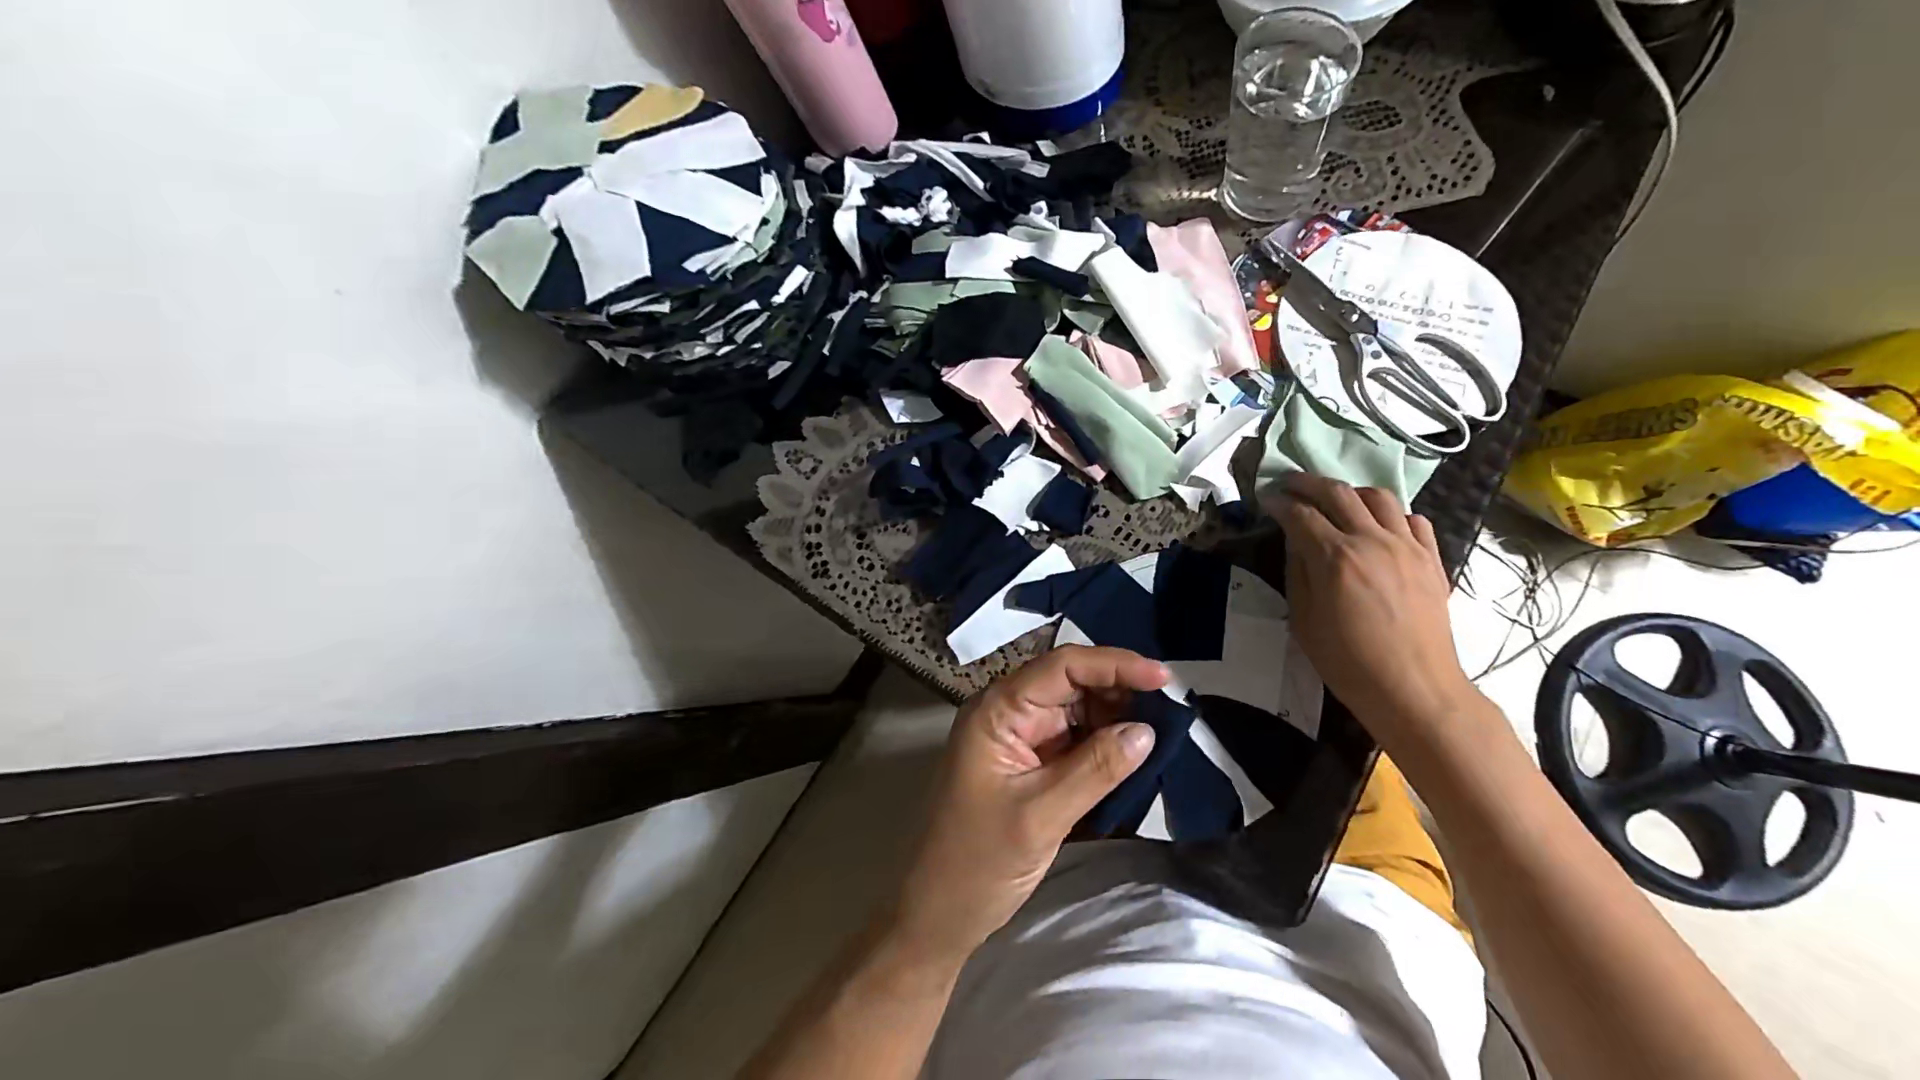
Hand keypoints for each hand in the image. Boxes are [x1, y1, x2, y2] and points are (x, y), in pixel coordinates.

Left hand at [885, 646, 1166, 962]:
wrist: (936, 914)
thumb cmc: (977, 862)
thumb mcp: (1040, 816)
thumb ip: (1095, 769)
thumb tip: (1146, 730)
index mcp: (996, 711)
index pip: (1060, 668)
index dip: (1113, 665)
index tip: (1164, 678)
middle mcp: (1007, 714)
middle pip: (1071, 683)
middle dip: (1120, 690)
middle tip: (1171, 710)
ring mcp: (1019, 740)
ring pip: (1077, 712)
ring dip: (1116, 718)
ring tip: (1163, 730)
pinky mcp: (1030, 766)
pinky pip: (1075, 741)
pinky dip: (1105, 745)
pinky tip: (1135, 753)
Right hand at [1264, 473, 1478, 751]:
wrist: (1413, 688)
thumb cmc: (1347, 661)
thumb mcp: (1304, 619)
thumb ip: (1298, 572)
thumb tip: (1295, 542)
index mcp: (1335, 558)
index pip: (1300, 514)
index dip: (1278, 502)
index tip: (1265, 499)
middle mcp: (1372, 541)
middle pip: (1338, 492)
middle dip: (1308, 483)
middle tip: (1290, 484)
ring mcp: (1407, 547)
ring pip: (1379, 497)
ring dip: (1351, 491)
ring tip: (1336, 500)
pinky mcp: (1431, 559)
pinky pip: (1412, 519)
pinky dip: (1390, 514)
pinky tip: (1378, 526)